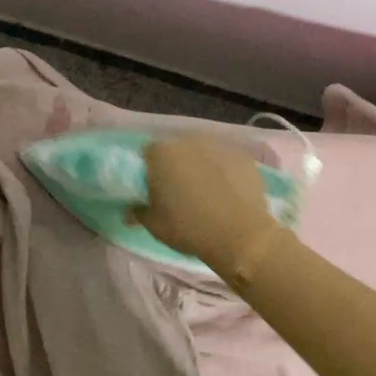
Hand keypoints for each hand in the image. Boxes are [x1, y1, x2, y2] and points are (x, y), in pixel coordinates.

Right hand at [134, 135, 287, 281]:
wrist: (240, 235)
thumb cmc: (190, 228)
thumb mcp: (155, 225)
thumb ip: (139, 212)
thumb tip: (131, 210)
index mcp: (162, 153)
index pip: (148, 154)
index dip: (149, 171)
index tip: (153, 190)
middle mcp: (190, 140)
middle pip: (177, 150)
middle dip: (176, 166)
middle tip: (179, 193)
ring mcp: (220, 145)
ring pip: (203, 153)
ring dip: (201, 167)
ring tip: (207, 194)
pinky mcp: (243, 156)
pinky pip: (227, 162)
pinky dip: (225, 172)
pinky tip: (229, 193)